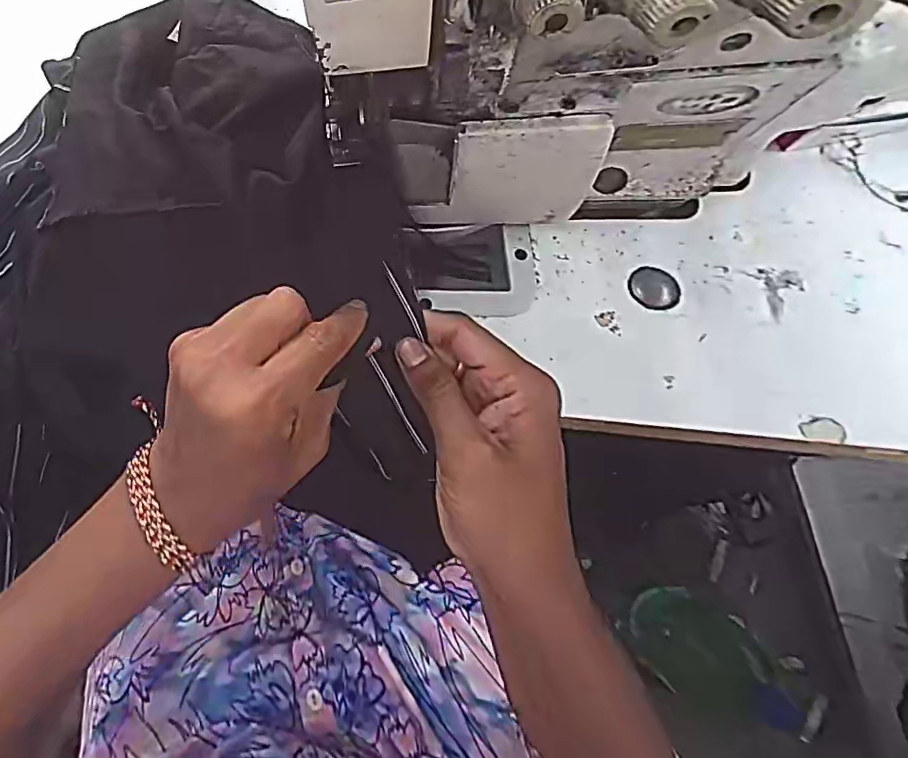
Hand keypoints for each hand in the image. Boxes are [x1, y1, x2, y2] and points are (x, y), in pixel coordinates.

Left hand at [150, 288, 366, 551]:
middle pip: (286, 302)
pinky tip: (245, 365)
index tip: (357, 315)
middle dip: (305, 322)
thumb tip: (346, 346)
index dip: (345, 323)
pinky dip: (249, 333)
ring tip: (270, 363)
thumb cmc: (244, 482)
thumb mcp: (305, 449)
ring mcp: (198, 351)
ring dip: (276, 325)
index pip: (316, 339)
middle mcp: (223, 368)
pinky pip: (235, 315)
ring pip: (261, 301)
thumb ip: (328, 391)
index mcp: (259, 401)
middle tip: (304, 354)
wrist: (180, 493)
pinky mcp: (184, 343)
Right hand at [397, 312, 572, 587]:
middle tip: (382, 361)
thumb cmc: (509, 527)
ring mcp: (501, 411)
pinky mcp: (486, 430)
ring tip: (395, 388)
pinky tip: (412, 409)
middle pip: (460, 350)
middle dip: (421, 354)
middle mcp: (518, 392)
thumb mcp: (465, 449)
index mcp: (525, 387)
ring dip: (424, 379)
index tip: (387, 330)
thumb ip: (435, 391)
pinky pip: (453, 400)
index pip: (469, 333)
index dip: (426, 327)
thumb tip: (410, 347)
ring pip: (452, 374)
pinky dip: (430, 401)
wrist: (520, 580)